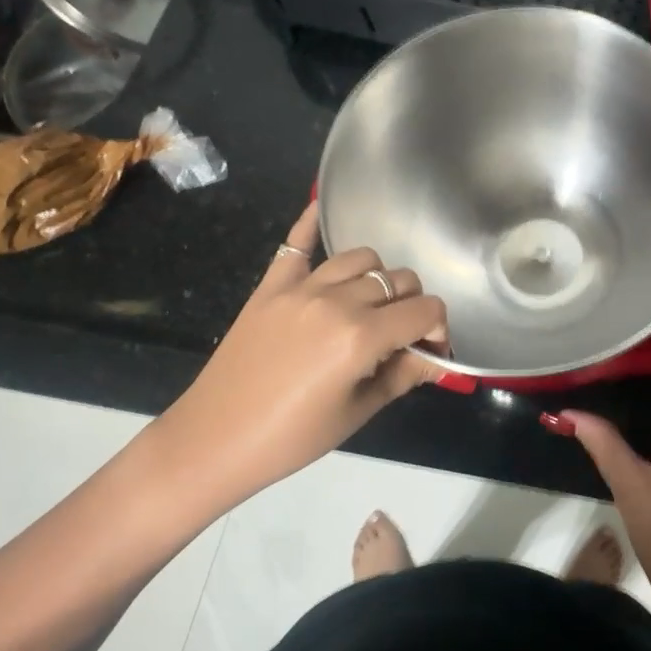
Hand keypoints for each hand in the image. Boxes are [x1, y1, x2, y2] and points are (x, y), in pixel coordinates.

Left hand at [144, 203, 447, 509]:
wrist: (212, 441)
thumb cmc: (292, 438)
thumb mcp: (358, 412)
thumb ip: (404, 376)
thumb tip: (438, 359)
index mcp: (362, 337)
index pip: (425, 310)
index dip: (438, 329)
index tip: (430, 351)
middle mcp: (336, 302)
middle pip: (399, 280)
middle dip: (414, 304)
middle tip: (403, 335)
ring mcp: (301, 289)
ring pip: (362, 258)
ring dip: (379, 277)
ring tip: (371, 304)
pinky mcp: (271, 287)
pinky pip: (296, 243)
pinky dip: (311, 224)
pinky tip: (321, 209)